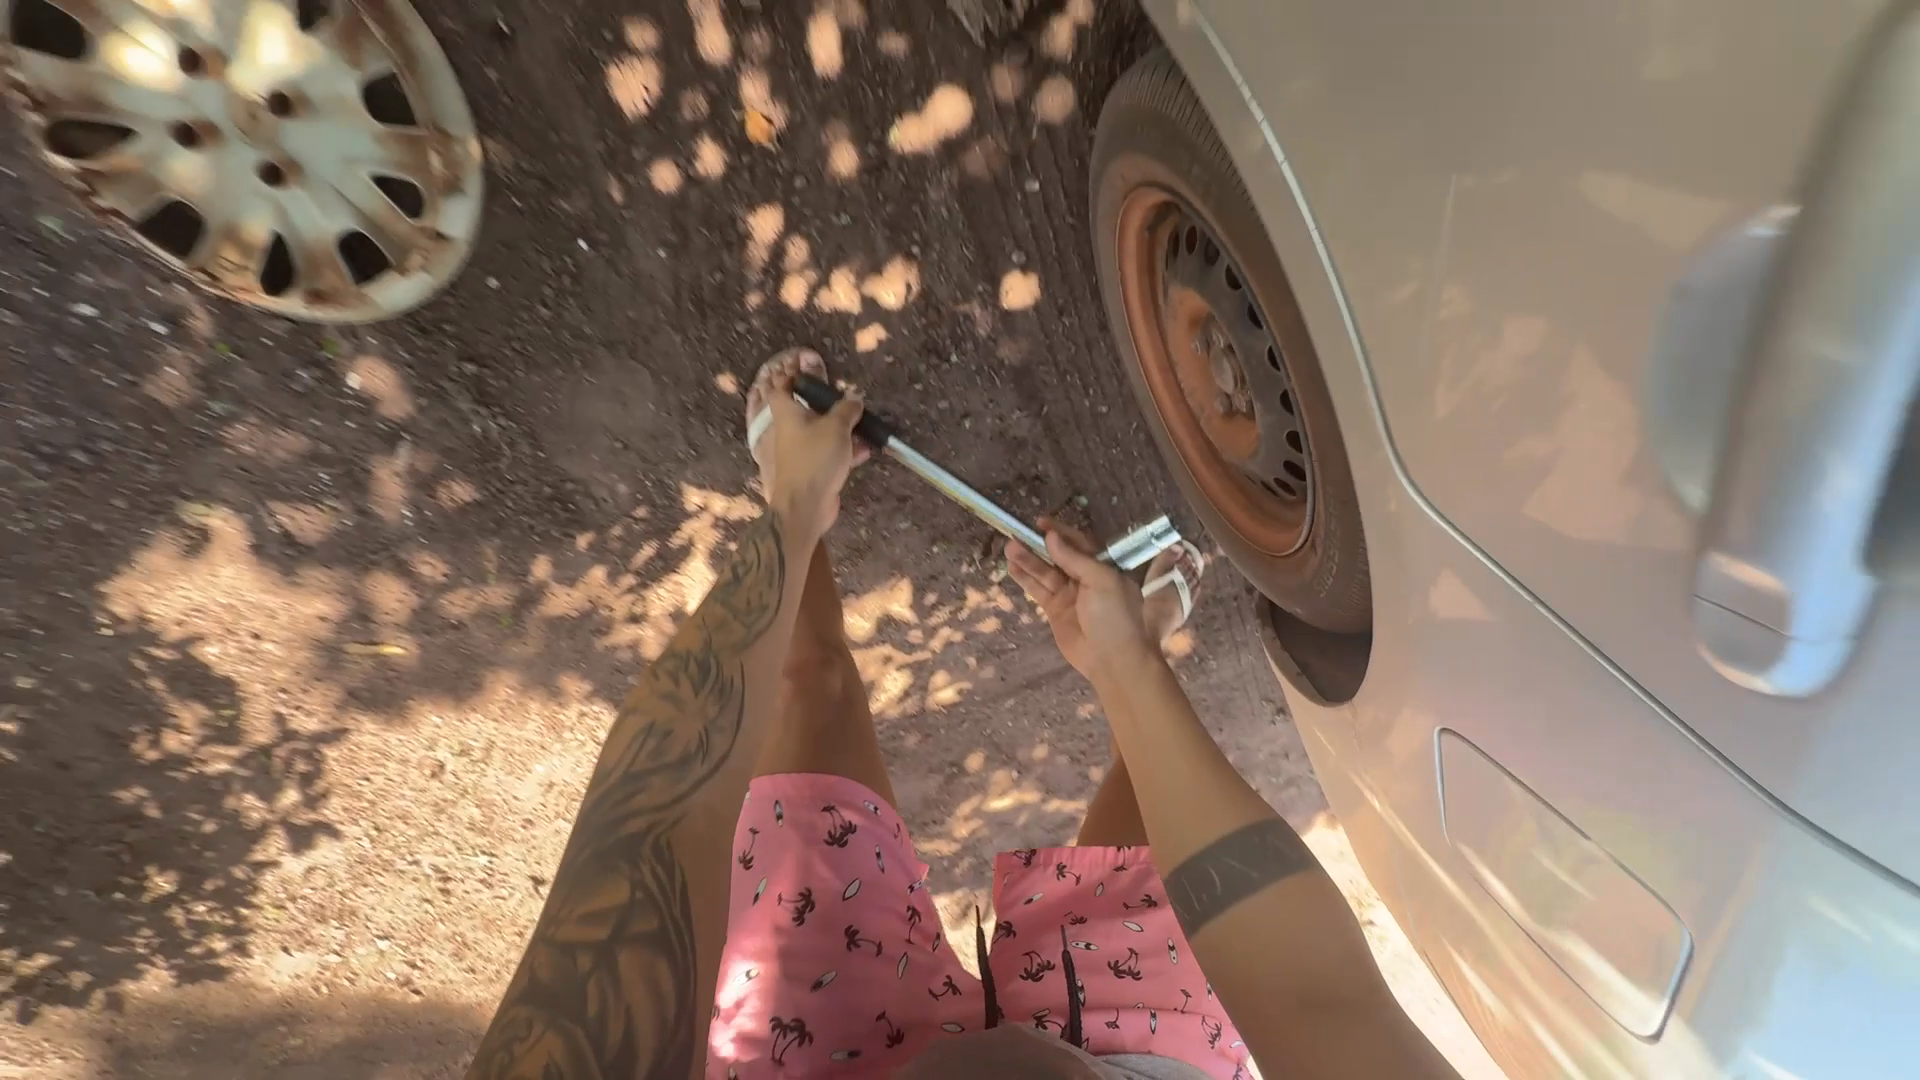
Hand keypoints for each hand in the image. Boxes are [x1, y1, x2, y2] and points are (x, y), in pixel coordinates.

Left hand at [757, 365, 864, 542]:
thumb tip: (854, 398)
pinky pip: (832, 454)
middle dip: (828, 406)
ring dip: (844, 430)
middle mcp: (792, 431)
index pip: (782, 388)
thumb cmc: (815, 458)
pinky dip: (848, 451)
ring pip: (824, 434)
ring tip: (865, 426)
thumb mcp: (836, 426)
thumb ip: (847, 409)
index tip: (809, 372)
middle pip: (808, 411)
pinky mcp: (815, 471)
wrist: (806, 505)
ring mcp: (803, 452)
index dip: (793, 378)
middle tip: (848, 400)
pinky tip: (867, 449)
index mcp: (788, 414)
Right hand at [1005, 518, 1156, 680]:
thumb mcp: (1101, 580)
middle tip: (1017, 533)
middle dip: (1038, 545)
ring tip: (1009, 547)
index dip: (1060, 532)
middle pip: (1058, 556)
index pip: (1079, 543)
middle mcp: (1085, 578)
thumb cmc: (1114, 615)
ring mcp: (1069, 594)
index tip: (1040, 523)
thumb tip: (1051, 537)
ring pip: (1045, 572)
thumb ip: (1074, 558)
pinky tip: (1012, 567)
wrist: (1111, 658)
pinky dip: (1025, 578)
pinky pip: (1038, 590)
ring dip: (1028, 559)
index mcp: (1103, 567)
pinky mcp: (1055, 610)